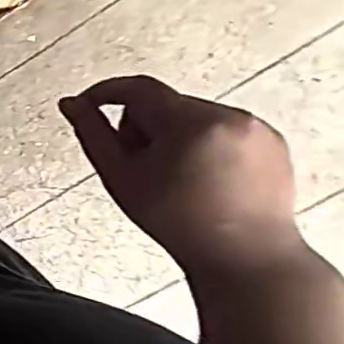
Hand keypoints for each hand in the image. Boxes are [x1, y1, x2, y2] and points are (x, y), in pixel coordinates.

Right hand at [59, 75, 305, 275]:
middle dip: (143, 128)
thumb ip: (92, 133)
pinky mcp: (270, 140)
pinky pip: (222, 128)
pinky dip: (203, 146)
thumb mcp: (120, 176)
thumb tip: (72, 104)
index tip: (87, 105)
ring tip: (175, 179)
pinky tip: (202, 180)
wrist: (242, 256)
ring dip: (173, 137)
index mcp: (190, 123)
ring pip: (191, 116)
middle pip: (163, 104)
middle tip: (140, 167)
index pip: (137, 88)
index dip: (105, 93)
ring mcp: (254, 128)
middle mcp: (228, 117)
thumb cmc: (179, 222)